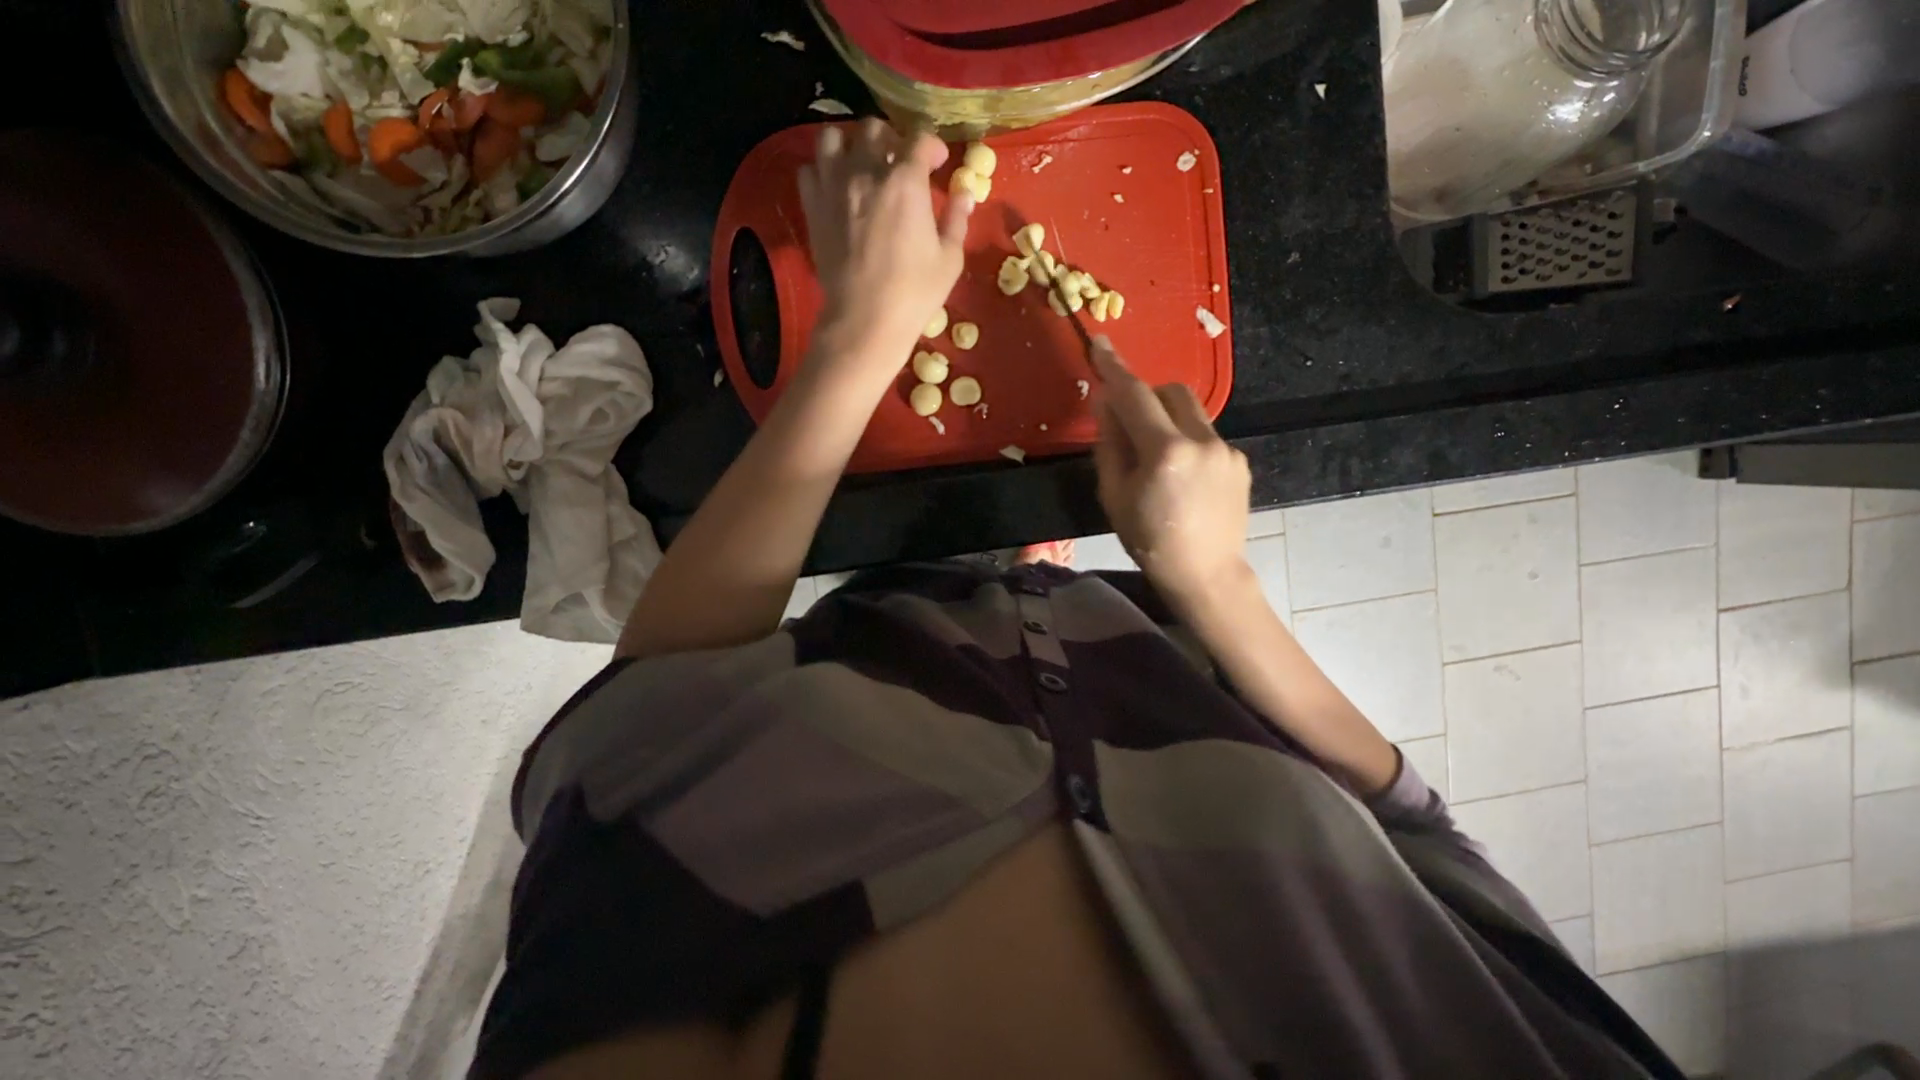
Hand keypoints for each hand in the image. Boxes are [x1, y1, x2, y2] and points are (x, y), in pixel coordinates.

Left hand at [797, 120, 971, 383]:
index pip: (919, 138)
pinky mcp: (813, 206)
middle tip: (899, 163)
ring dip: (850, 145)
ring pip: (833, 138)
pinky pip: (810, 168)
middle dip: (891, 139)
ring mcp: (834, 186)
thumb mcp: (949, 258)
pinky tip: (836, 186)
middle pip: (873, 129)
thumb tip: (964, 194)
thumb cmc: (914, 292)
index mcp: (906, 181)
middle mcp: (866, 172)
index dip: (931, 146)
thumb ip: (956, 218)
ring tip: (862, 164)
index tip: (937, 163)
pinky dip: (823, 169)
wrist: (865, 319)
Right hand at [1089, 337, 1251, 606]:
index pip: (1134, 395)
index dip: (1113, 368)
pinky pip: (1206, 435)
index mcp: (1164, 451)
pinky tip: (1181, 478)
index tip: (1100, 344)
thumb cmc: (1150, 542)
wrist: (1207, 575)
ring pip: (1192, 411)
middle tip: (1129, 423)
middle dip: (1147, 395)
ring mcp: (1226, 449)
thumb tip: (1105, 403)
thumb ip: (1109, 444)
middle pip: (1170, 390)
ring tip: (1157, 458)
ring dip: (1168, 418)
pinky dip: (1187, 441)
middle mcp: (1201, 440)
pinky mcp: (1239, 461)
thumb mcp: (1114, 496)